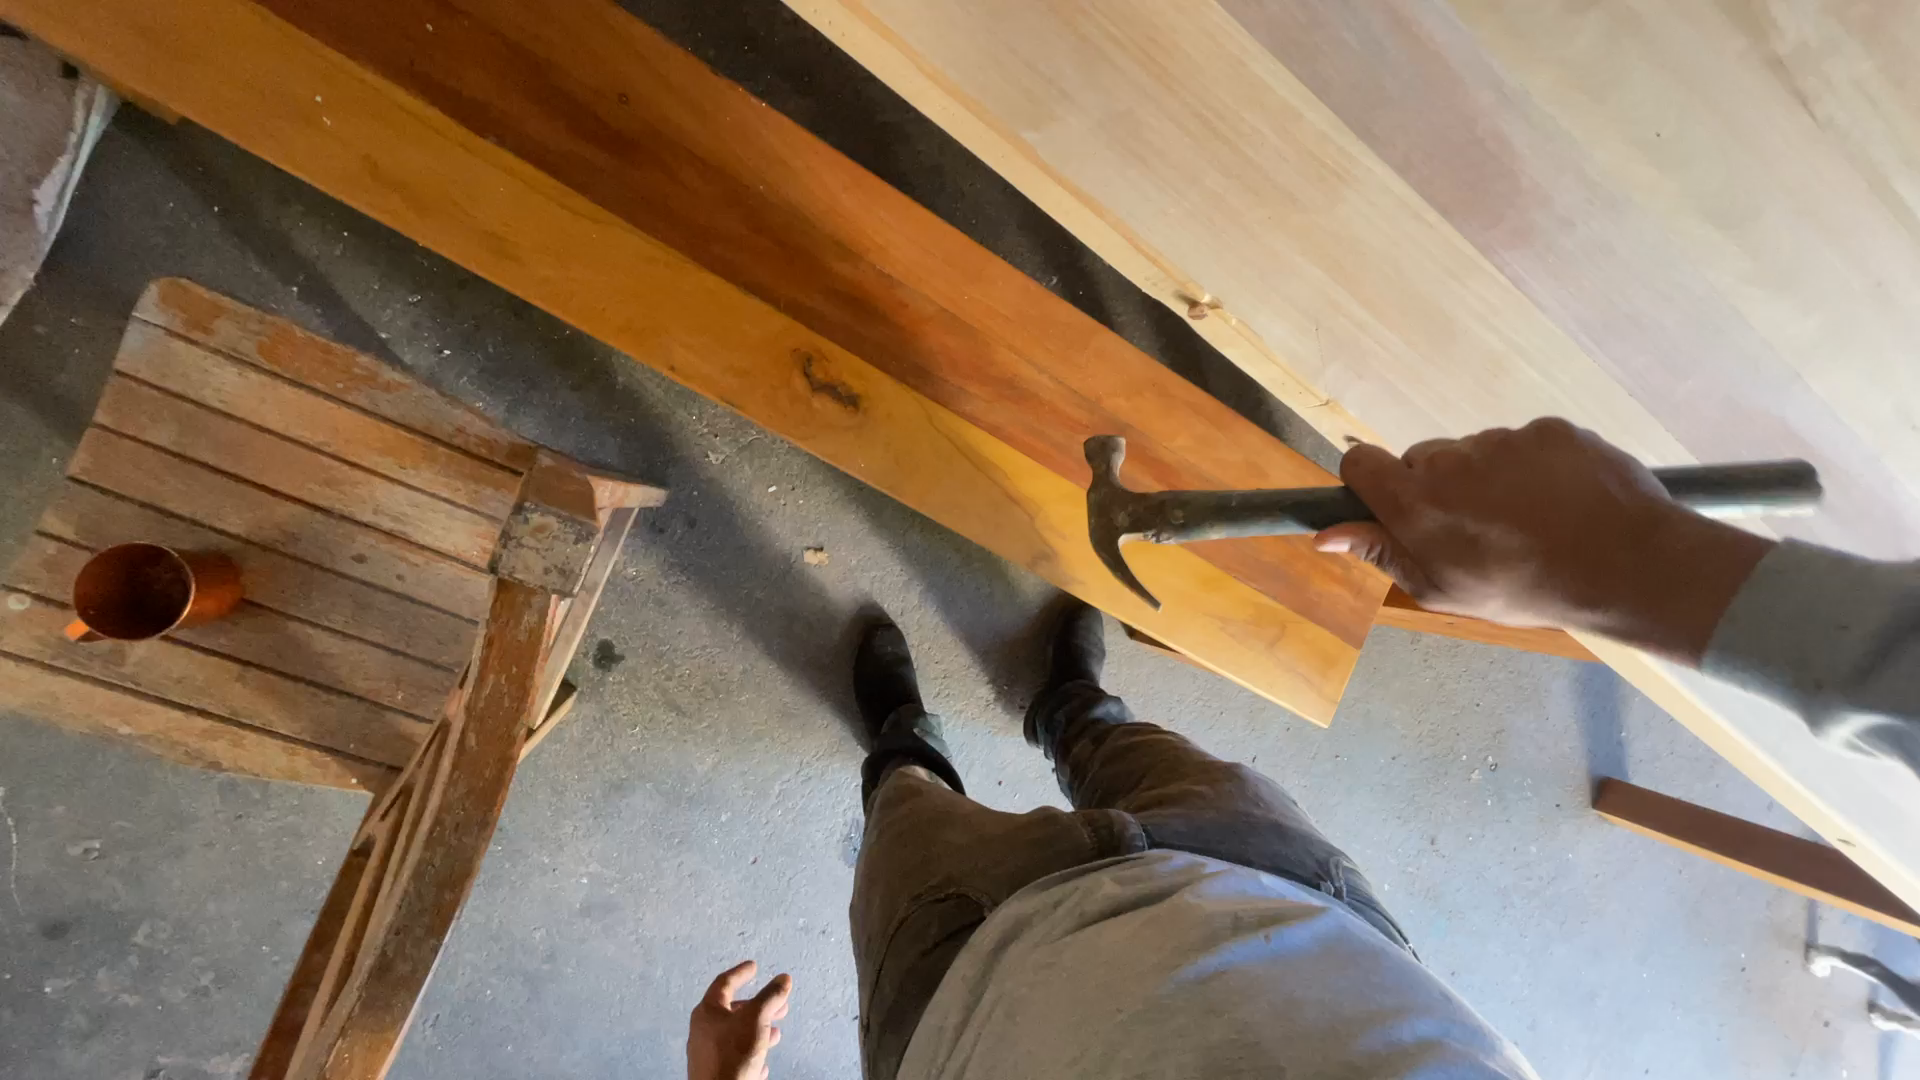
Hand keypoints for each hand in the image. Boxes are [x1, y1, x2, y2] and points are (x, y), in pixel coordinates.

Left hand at [688, 961, 791, 1079]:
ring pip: (735, 1035)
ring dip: (758, 1031)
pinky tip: (763, 1062)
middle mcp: (703, 1030)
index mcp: (707, 1011)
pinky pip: (734, 1057)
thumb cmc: (734, 1052)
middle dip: (759, 1006)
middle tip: (779, 1004)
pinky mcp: (713, 1075)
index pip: (724, 982)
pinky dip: (750, 1053)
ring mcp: (706, 1054)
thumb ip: (770, 996)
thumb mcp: (757, 1017)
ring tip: (776, 1035)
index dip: (741, 973)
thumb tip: (784, 978)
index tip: (754, 966)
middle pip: (733, 1010)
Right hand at [1315, 417, 1773, 662]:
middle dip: (1435, 485)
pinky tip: (1556, 498)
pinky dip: (1531, 465)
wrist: (1631, 568)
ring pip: (1473, 451)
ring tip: (1525, 515)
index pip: (1359, 460)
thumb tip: (1323, 535)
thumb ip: (1380, 552)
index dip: (1368, 479)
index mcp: (1414, 500)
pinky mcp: (1550, 429)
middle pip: (1421, 458)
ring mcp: (1502, 439)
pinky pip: (1522, 442)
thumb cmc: (1521, 588)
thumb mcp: (1438, 587)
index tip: (1389, 503)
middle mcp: (1449, 460)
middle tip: (1471, 524)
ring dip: (1484, 476)